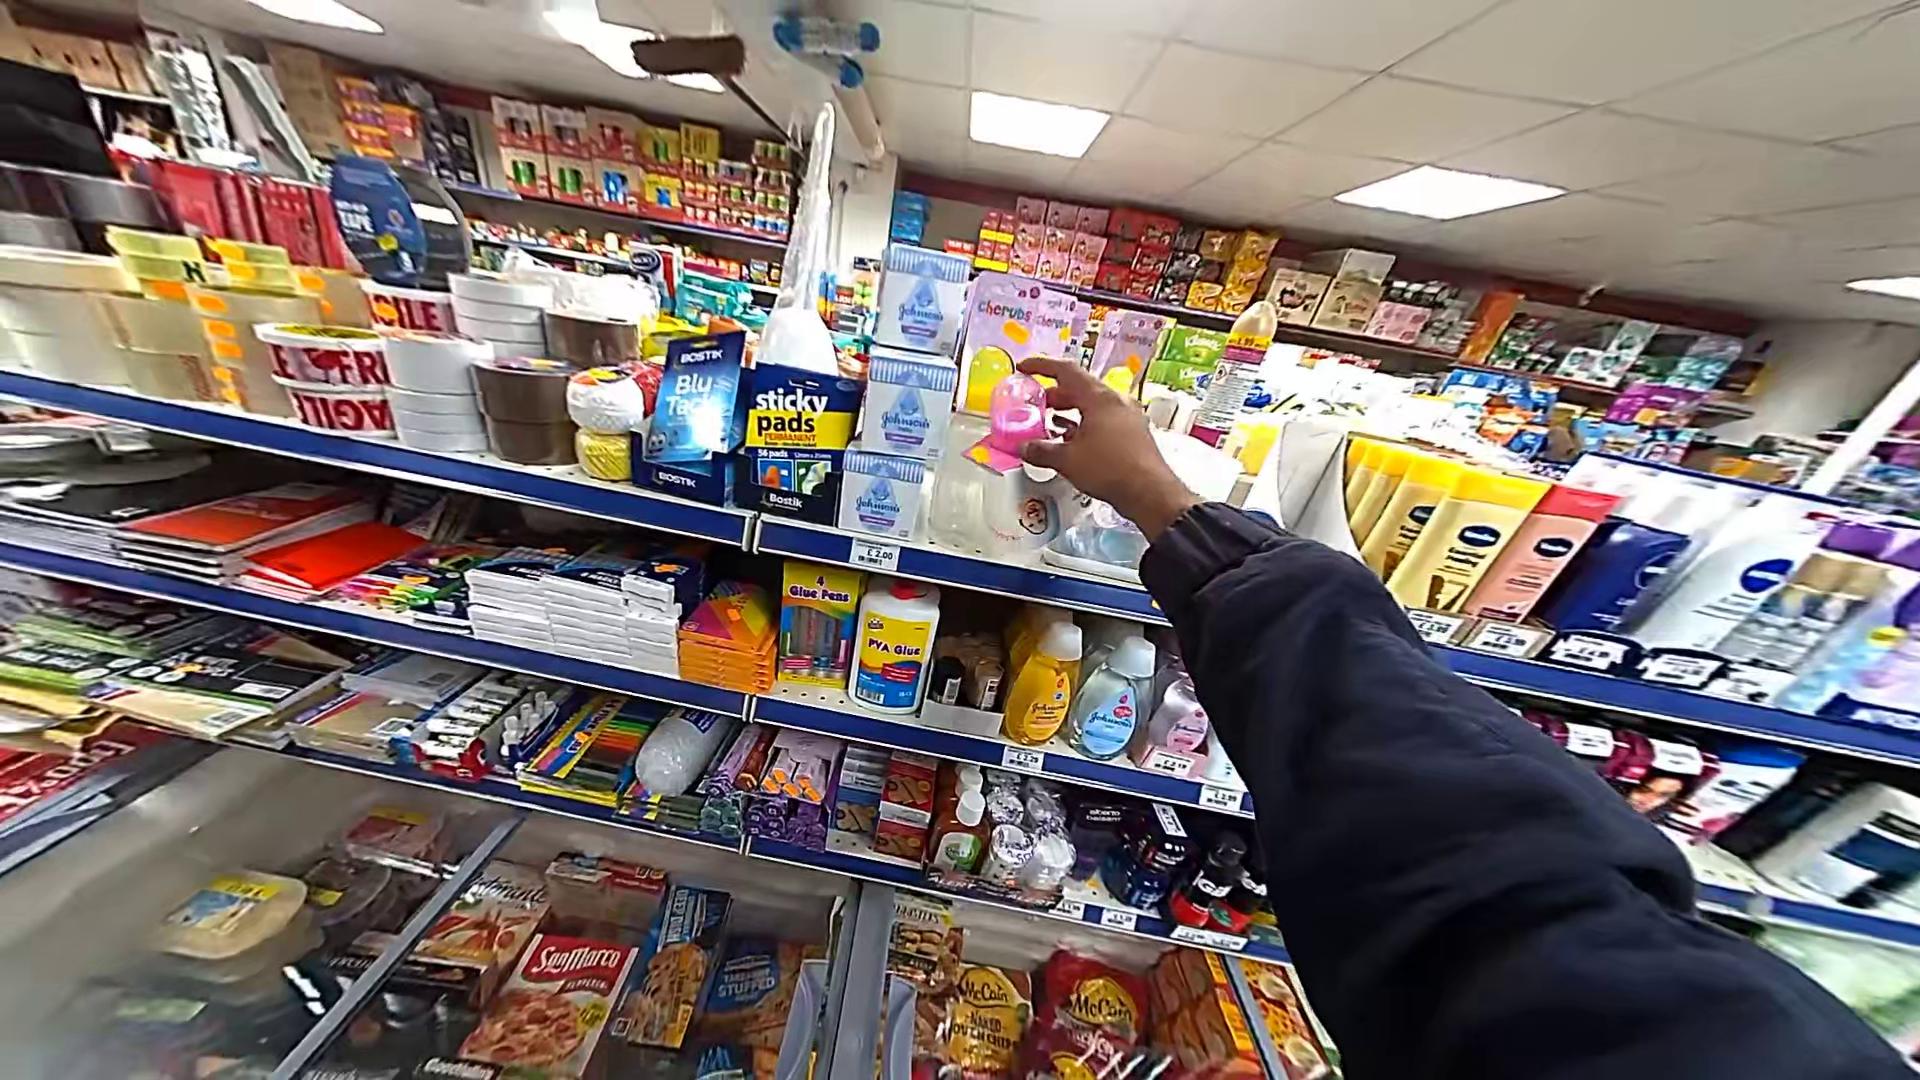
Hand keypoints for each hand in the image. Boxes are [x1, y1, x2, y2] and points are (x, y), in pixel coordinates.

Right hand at [1018, 357, 1198, 540]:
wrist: (1149, 493)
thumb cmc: (1112, 469)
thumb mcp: (1067, 460)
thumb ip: (1041, 451)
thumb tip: (1024, 448)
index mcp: (1100, 398)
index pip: (1066, 371)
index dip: (1041, 366)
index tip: (1025, 368)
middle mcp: (1116, 401)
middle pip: (1080, 388)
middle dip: (1054, 396)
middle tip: (1035, 405)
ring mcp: (1128, 416)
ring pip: (1092, 406)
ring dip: (1069, 413)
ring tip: (1050, 426)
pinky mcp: (1133, 433)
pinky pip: (1104, 420)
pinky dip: (1084, 425)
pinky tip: (1072, 443)